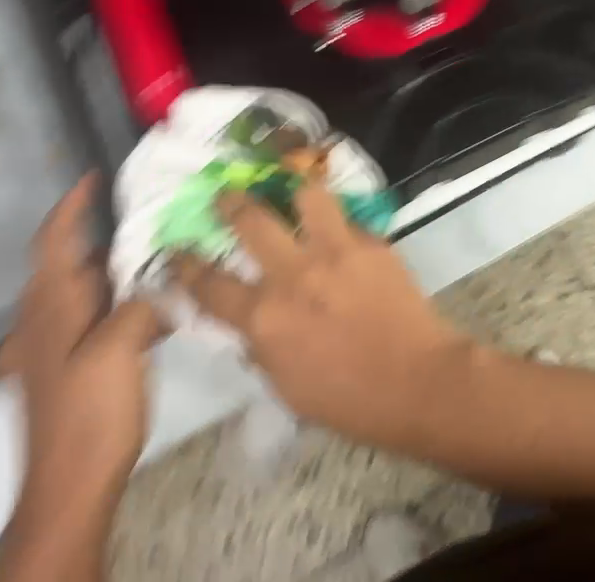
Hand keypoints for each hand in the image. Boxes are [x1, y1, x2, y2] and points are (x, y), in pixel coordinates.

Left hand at [0, 174, 166, 499]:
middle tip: (154, 220)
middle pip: (72, 265)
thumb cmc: (90, 413)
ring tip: (164, 261)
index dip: (70, 207)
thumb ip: (140, 305)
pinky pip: (96, 322)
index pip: (54, 242)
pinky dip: (123, 307)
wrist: (68, 487)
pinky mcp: (70, 370)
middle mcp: (45, 320)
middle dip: (108, 238)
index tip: (93, 178)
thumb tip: (156, 286)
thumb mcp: (119, 350)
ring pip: (87, 294)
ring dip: (119, 274)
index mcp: (51, 307)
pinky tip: (158, 315)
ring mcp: (54, 348)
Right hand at [175, 178, 477, 450]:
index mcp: (264, 317)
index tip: (177, 249)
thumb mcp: (286, 387)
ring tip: (294, 194)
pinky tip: (344, 235)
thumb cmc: (349, 400)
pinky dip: (340, 226)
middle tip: (227, 194)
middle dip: (231, 202)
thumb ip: (261, 348)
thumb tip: (250, 326)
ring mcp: (336, 251)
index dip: (186, 265)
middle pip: (251, 220)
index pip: (210, 284)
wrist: (417, 382)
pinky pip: (349, 221)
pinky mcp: (372, 243)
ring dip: (294, 193)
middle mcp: (294, 274)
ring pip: (306, 196)